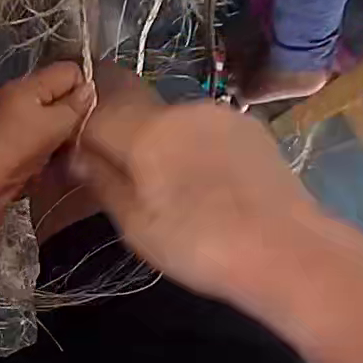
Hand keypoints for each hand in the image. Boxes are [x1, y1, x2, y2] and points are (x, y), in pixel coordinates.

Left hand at [0, 61, 96, 240]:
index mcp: (27, 88)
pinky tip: (55, 173)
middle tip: (85, 139)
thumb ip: (75, 106)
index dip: (84, 89)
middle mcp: (19, 105)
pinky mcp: (12, 158)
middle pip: (60, 104)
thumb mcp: (52, 124)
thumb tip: (89, 89)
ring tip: (72, 159)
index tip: (94, 113)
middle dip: (75, 121)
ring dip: (63, 146)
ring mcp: (14, 133)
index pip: (67, 72)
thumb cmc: (13, 150)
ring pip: (52, 133)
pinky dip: (48, 163)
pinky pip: (40, 155)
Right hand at [66, 64, 325, 302]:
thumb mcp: (136, 225)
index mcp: (149, 130)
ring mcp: (222, 115)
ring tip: (166, 190)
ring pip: (170, 122)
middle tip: (117, 180)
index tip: (73, 159)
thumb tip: (77, 156)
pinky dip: (188, 149)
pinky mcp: (251, 128)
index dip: (78, 133)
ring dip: (155, 144)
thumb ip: (102, 182)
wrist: (289, 253)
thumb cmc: (200, 245)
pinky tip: (202, 185)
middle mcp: (184, 109)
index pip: (96, 113)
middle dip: (118, 138)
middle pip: (134, 113)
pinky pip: (202, 131)